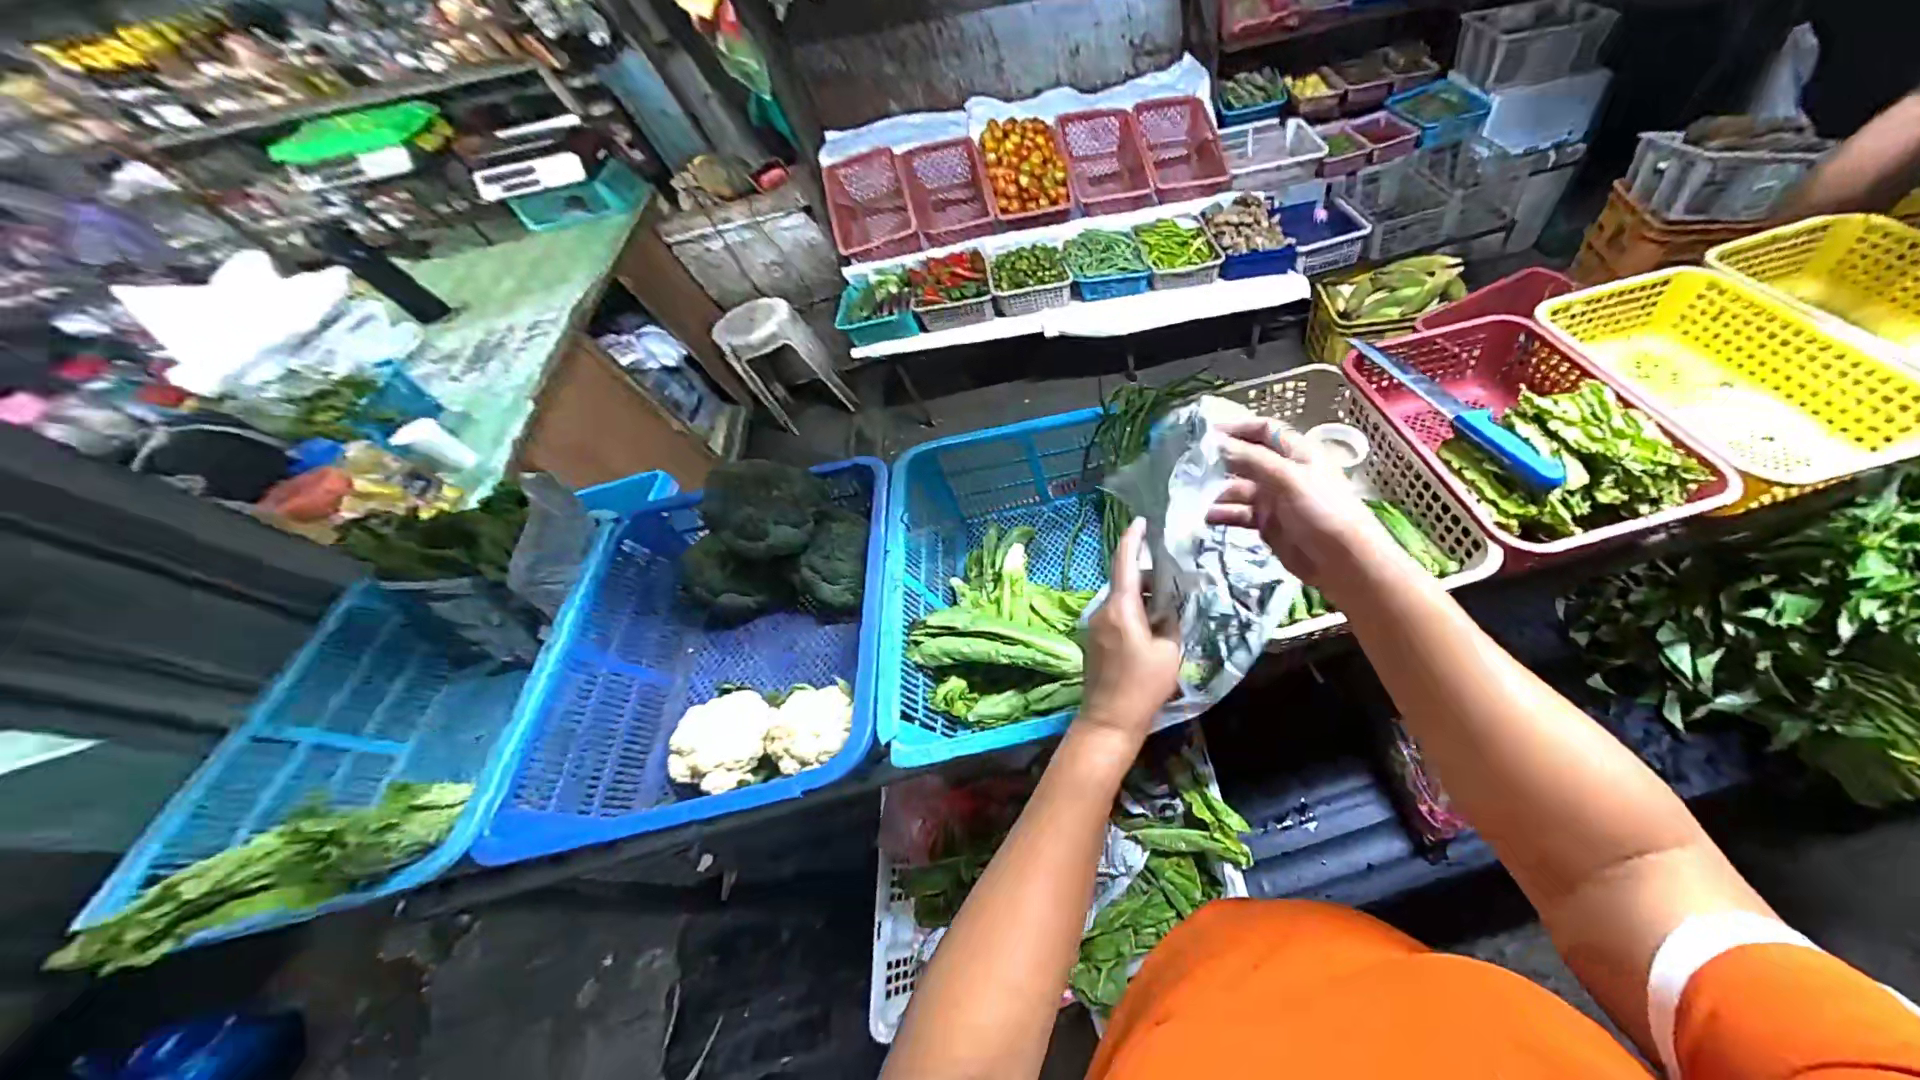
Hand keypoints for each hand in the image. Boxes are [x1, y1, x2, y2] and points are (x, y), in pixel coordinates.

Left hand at [1078, 518, 1181, 743]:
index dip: (1133, 539)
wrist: (1108, 720)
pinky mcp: (1095, 640)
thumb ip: (1170, 622)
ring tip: (1169, 605)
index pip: (1124, 562)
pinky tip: (1152, 625)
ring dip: (1142, 596)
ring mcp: (1095, 625)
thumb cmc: (1142, 686)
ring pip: (1121, 599)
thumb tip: (1168, 607)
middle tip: (1175, 579)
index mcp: (1120, 607)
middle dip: (1148, 575)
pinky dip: (1133, 611)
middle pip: (1125, 580)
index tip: (1141, 521)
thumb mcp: (1169, 651)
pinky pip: (1116, 614)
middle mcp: (1102, 610)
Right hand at [1206, 417, 1401, 589]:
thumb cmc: (1322, 510)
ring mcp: (1275, 499)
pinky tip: (1208, 518)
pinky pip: (1239, 513)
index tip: (1207, 434)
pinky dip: (1224, 514)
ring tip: (1197, 500)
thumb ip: (1251, 459)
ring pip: (1238, 489)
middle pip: (1246, 460)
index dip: (1237, 428)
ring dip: (1218, 493)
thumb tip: (1217, 442)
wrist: (1342, 560)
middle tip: (1191, 468)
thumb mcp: (1287, 477)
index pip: (1264, 430)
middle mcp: (1284, 472)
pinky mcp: (1267, 523)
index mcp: (1296, 453)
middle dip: (1221, 463)